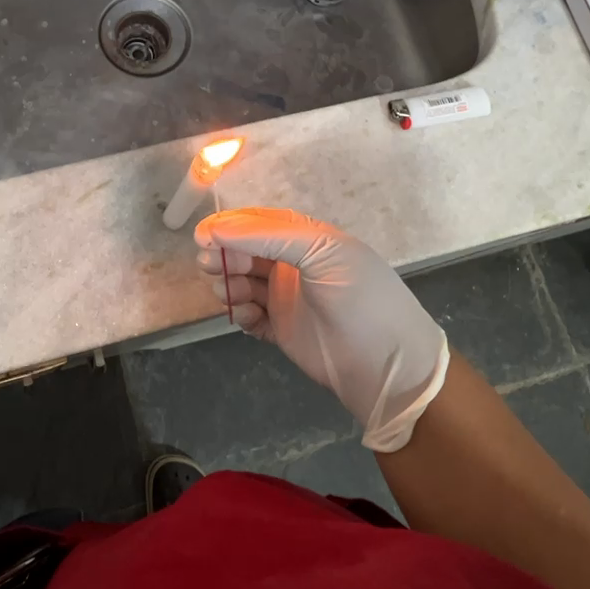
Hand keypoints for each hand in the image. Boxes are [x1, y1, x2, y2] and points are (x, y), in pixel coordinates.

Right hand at [196, 209, 447, 452]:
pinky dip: (242, 315)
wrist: (387, 365)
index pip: (258, 223)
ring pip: (243, 283)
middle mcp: (295, 264)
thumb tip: (214, 228)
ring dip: (230, 285)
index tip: (202, 237)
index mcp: (306, 238)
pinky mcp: (283, 330)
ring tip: (234, 297)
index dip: (229, 228)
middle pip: (245, 252)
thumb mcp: (319, 251)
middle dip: (225, 256)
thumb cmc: (359, 297)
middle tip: (211, 268)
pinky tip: (250, 319)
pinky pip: (250, 316)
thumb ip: (266, 235)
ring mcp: (289, 298)